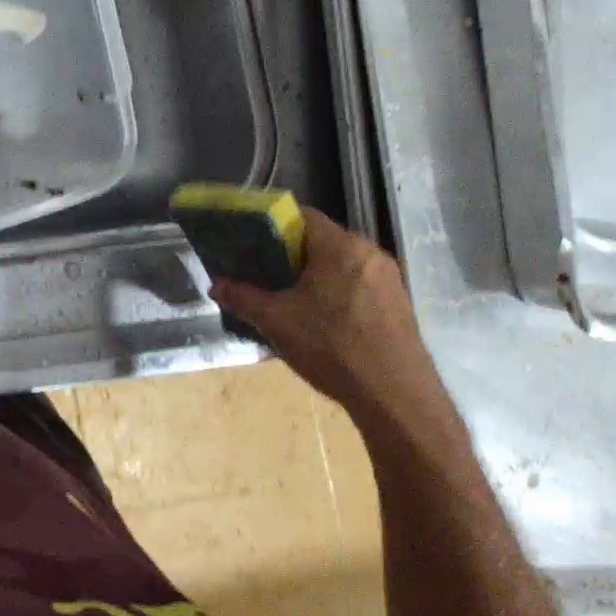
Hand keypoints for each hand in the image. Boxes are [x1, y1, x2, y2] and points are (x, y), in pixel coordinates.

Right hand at [208, 207, 439, 420]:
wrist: (398, 400)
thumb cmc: (333, 347)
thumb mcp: (276, 321)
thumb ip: (242, 297)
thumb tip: (216, 286)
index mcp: (341, 247)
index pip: (301, 215)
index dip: (270, 223)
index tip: (247, 240)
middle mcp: (370, 254)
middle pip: (320, 240)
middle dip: (287, 252)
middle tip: (258, 270)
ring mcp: (389, 281)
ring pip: (339, 265)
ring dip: (310, 275)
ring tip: (282, 295)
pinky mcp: (398, 306)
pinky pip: (356, 285)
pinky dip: (332, 292)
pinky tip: (315, 318)